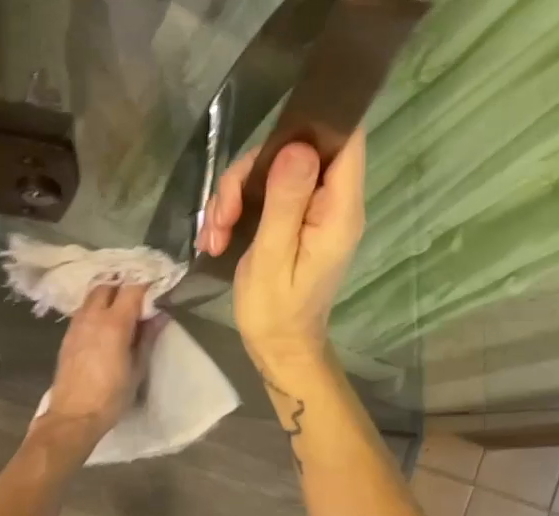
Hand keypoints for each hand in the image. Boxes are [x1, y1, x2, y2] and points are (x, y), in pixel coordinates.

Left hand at [42, 283, 150, 440]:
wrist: (74, 416)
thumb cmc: (111, 397)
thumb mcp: (137, 369)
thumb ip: (147, 338)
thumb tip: (160, 316)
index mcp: (114, 324)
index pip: (132, 289)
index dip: (146, 285)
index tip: (157, 291)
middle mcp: (92, 317)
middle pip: (107, 285)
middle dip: (123, 285)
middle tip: (138, 299)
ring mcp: (76, 325)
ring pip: (92, 296)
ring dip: (107, 295)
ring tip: (122, 309)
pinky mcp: (67, 336)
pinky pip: (82, 311)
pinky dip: (95, 309)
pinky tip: (103, 325)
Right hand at [198, 130, 365, 365]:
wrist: (278, 347)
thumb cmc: (276, 311)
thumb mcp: (273, 258)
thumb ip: (286, 203)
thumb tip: (296, 149)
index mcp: (339, 210)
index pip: (344, 140)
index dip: (312, 125)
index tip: (269, 142)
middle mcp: (332, 203)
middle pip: (296, 151)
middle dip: (251, 173)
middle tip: (223, 214)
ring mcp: (313, 210)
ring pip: (272, 171)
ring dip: (235, 196)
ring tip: (214, 234)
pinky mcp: (293, 219)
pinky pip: (265, 193)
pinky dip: (237, 210)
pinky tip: (218, 238)